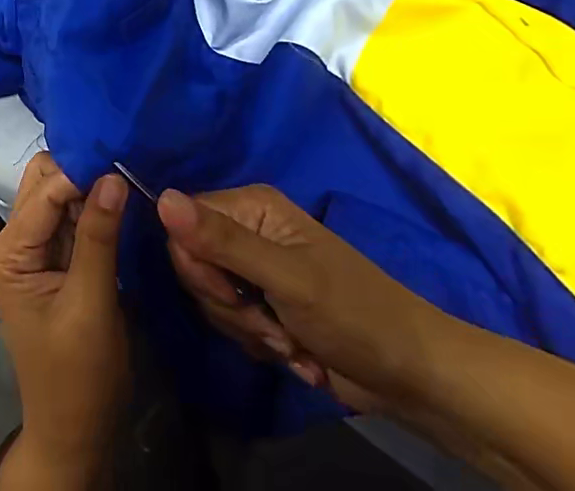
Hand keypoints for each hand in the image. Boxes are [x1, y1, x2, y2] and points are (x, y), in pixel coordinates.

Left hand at [0, 153, 129, 487]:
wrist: (75, 429)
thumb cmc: (79, 374)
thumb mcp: (91, 304)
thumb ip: (99, 237)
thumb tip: (114, 176)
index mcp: (10, 252)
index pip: (45, 192)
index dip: (82, 173)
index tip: (125, 158)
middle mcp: (14, 242)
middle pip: (44, 183)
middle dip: (82, 173)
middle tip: (127, 169)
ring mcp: (34, 250)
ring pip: (59, 196)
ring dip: (90, 188)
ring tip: (130, 179)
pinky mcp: (55, 260)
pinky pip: (72, 219)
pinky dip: (94, 208)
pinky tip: (122, 202)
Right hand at [158, 185, 455, 416]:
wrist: (413, 376)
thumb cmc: (355, 315)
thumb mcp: (287, 278)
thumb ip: (222, 241)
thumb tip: (160, 198)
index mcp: (252, 206)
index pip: (183, 222)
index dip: (195, 263)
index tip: (232, 293)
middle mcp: (247, 229)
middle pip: (193, 261)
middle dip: (226, 303)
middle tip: (269, 321)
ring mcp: (256, 267)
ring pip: (209, 296)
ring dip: (246, 328)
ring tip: (289, 339)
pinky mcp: (264, 302)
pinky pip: (231, 319)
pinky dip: (259, 341)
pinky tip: (295, 350)